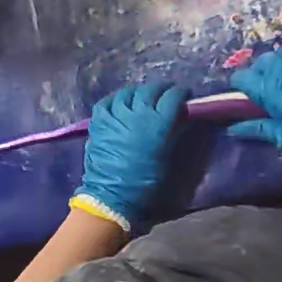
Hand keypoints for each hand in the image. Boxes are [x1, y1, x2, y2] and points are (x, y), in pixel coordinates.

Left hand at [72, 81, 189, 231]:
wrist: (112, 193)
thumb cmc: (144, 180)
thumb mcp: (166, 156)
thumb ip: (173, 133)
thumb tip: (181, 117)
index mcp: (158, 123)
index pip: (173, 97)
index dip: (180, 93)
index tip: (183, 95)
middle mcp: (137, 113)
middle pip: (150, 90)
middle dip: (161, 89)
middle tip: (164, 92)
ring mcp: (115, 115)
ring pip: (128, 92)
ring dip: (138, 92)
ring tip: (141, 96)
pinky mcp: (98, 120)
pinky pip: (107, 102)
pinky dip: (114, 99)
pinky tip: (119, 102)